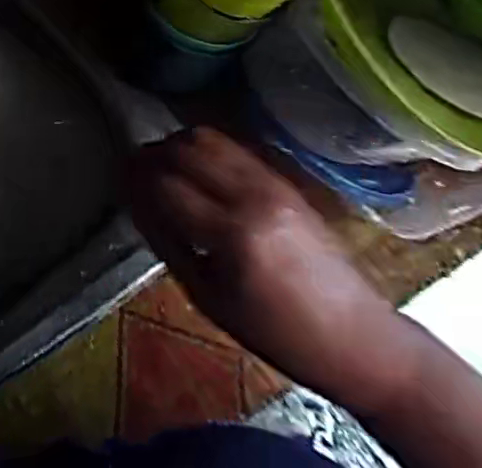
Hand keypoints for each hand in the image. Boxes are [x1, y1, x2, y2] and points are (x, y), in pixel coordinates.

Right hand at [125, 127, 421, 415]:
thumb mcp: (206, 296)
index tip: (115, 181)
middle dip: (147, 155)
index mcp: (233, 235)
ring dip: (173, 145)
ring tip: (161, 167)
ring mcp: (274, 186)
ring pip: (205, 138)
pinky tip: (193, 170)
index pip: (161, 183)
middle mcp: (254, 200)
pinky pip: (231, 147)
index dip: (131, 178)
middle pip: (180, 149)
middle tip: (131, 171)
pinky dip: (201, 148)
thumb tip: (132, 200)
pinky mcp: (286, 183)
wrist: (365, 343)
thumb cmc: (278, 333)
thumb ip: (165, 241)